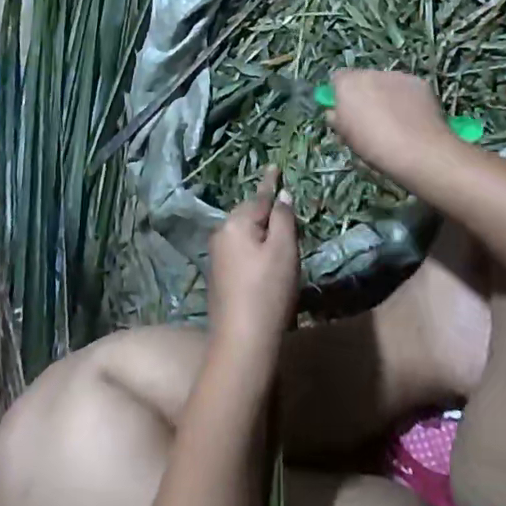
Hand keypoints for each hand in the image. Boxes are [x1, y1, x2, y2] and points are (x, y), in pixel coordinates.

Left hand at [206, 166, 298, 366]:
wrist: (242, 339)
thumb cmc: (267, 290)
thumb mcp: (284, 249)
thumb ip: (283, 218)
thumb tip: (281, 195)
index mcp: (234, 223)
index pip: (259, 197)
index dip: (271, 183)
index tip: (274, 166)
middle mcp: (220, 234)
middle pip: (250, 215)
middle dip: (267, 212)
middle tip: (289, 212)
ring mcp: (217, 257)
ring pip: (245, 234)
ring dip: (262, 233)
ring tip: (283, 239)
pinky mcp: (219, 277)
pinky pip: (240, 251)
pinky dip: (255, 250)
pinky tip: (267, 263)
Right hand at [324, 70, 460, 184]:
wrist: (420, 152)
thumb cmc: (374, 148)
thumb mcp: (346, 138)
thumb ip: (337, 118)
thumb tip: (336, 112)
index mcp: (347, 85)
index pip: (337, 79)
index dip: (340, 95)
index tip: (345, 113)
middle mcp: (371, 73)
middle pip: (362, 79)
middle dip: (364, 94)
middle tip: (370, 120)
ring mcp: (397, 76)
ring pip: (385, 83)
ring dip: (386, 95)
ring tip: (395, 121)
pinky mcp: (420, 83)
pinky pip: (406, 88)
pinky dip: (406, 99)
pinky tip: (412, 119)